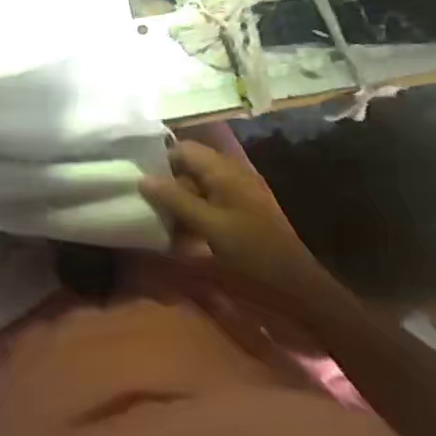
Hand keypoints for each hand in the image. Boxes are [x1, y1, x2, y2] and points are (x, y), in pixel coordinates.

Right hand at [139, 139, 328, 294]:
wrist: (297, 287)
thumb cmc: (252, 252)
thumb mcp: (209, 226)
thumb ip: (175, 200)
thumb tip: (142, 178)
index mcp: (224, 170)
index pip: (183, 149)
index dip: (159, 159)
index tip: (137, 177)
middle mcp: (231, 173)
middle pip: (189, 165)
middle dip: (166, 180)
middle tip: (144, 199)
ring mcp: (238, 192)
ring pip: (197, 184)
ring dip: (178, 198)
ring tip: (157, 216)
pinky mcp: (241, 211)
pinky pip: (209, 200)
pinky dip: (193, 210)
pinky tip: (180, 231)